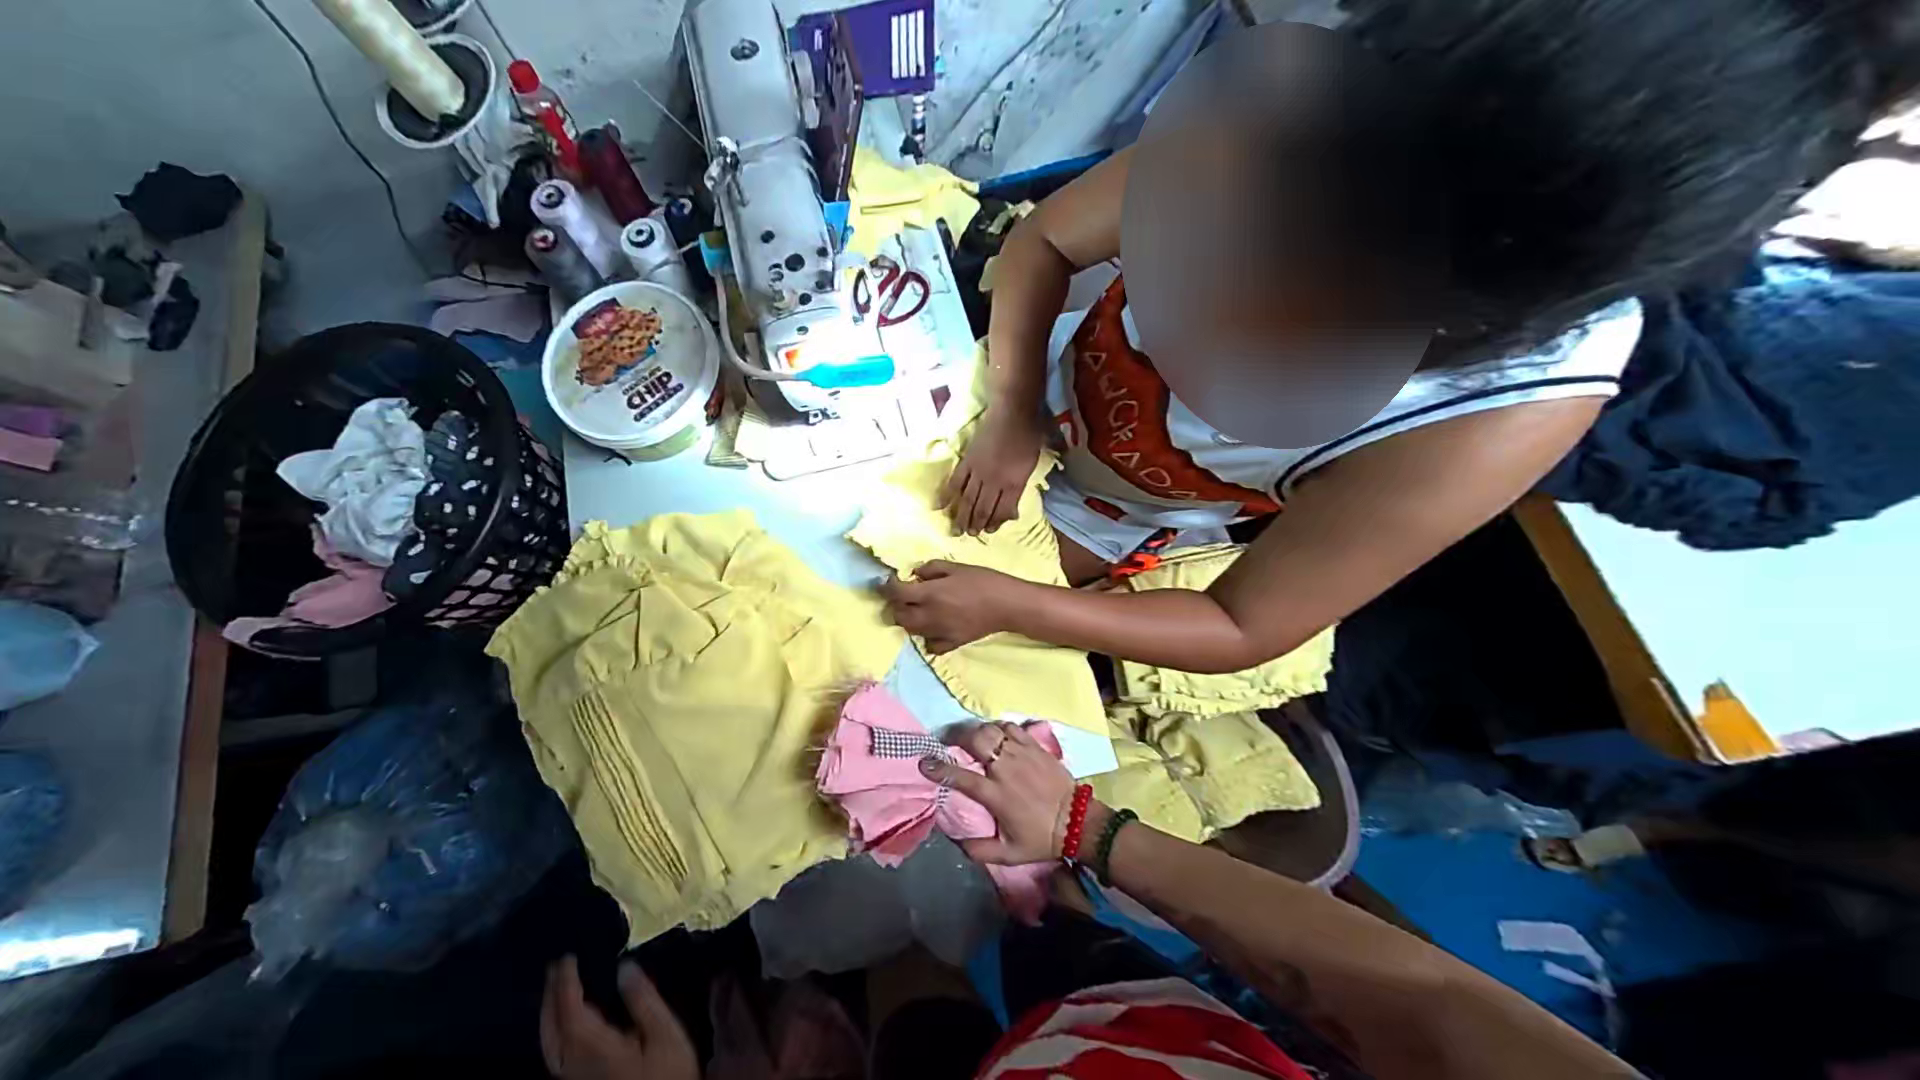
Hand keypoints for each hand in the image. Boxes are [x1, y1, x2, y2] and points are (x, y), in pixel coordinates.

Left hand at [540, 956, 697, 1079]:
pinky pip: (558, 1054)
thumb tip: (624, 966)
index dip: (566, 985)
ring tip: (557, 990)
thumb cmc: (667, 1073)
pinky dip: (556, 1031)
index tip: (567, 958)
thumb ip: (643, 1000)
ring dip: (549, 1015)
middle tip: (556, 968)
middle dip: (551, 998)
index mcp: (596, 1048)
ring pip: (551, 1046)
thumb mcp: (665, 1033)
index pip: (571, 1012)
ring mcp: (577, 1078)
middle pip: (552, 1031)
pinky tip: (567, 1023)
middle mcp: (578, 1065)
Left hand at [881, 561, 1024, 652]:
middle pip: (898, 615)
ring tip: (919, 609)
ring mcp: (938, 633)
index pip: (896, 593)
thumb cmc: (983, 581)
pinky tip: (934, 627)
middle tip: (906, 595)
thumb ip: (931, 568)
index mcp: (929, 594)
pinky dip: (926, 638)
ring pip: (910, 630)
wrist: (1007, 605)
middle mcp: (929, 615)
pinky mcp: (950, 644)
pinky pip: (929, 646)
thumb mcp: (956, 567)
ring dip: (909, 619)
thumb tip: (915, 574)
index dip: (889, 586)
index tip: (893, 581)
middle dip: (897, 604)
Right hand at [919, 721, 1085, 863]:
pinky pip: (1012, 727)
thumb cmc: (1041, 839)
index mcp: (995, 795)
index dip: (939, 768)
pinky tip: (996, 734)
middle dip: (957, 736)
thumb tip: (955, 841)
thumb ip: (978, 850)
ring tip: (971, 736)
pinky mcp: (1036, 746)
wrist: (1078, 821)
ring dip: (978, 730)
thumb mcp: (1008, 854)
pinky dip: (1000, 727)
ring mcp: (1022, 754)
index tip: (925, 762)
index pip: (960, 776)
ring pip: (992, 729)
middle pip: (976, 739)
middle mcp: (1005, 769)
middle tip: (949, 740)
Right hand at [940, 411, 1046, 534]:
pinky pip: (955, 481)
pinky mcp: (967, 461)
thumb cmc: (1028, 435)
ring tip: (956, 530)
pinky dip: (947, 495)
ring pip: (968, 499)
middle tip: (969, 535)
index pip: (1002, 510)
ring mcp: (978, 472)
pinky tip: (940, 506)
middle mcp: (994, 482)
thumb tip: (1012, 510)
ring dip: (962, 516)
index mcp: (1013, 483)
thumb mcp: (1031, 464)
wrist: (1012, 412)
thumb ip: (1020, 487)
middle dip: (975, 524)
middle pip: (982, 508)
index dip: (994, 522)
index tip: (988, 530)